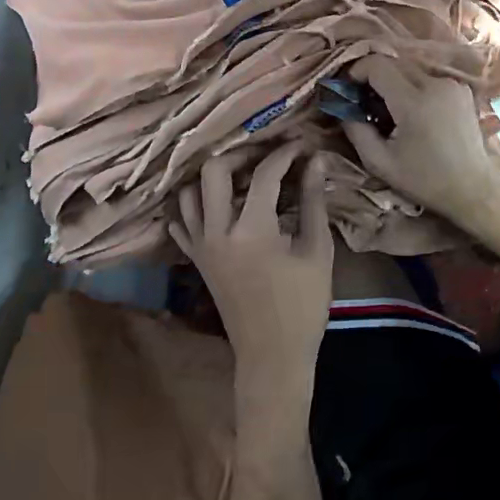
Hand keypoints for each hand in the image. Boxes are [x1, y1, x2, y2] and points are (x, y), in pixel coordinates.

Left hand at [172, 143, 334, 369]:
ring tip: (243, 176)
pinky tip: (220, 204)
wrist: (272, 354)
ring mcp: (201, 246)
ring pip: (189, 193)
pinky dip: (196, 206)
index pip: (265, 173)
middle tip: (265, 154)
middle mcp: (217, 231)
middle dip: (240, 154)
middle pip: (213, 171)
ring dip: (213, 178)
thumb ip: (313, 201)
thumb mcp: (317, 250)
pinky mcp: (196, 260)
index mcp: (251, 229)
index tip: (303, 144)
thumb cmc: (303, 304)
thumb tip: (315, 161)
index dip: (286, 153)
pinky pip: (182, 222)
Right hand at [342, 55, 499, 234]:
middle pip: (395, 63)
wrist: (473, 188)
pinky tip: (415, 111)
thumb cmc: (424, 179)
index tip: (349, 89)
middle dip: (375, 76)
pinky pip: (429, 78)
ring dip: (396, 81)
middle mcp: (435, 84)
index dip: (357, 71)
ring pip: (412, 69)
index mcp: (414, 102)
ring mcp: (452, 84)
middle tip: (365, 100)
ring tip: (391, 109)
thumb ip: (356, 131)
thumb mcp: (381, 162)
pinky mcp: (462, 89)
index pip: (378, 65)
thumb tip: (344, 109)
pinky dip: (416, 86)